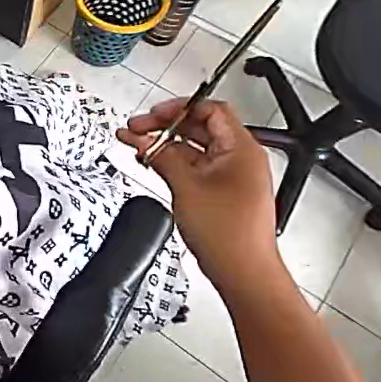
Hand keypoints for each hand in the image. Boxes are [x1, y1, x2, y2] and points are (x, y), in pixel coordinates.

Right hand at [118, 99, 285, 291]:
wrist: (243, 273)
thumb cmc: (229, 235)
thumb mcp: (186, 187)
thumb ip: (162, 157)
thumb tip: (142, 140)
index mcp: (240, 148)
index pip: (209, 110)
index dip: (177, 108)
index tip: (152, 116)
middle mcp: (240, 158)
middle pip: (200, 127)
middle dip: (165, 126)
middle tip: (136, 129)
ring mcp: (232, 176)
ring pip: (195, 148)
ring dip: (166, 145)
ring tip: (137, 145)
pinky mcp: (224, 193)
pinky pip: (197, 168)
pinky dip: (174, 164)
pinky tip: (153, 164)